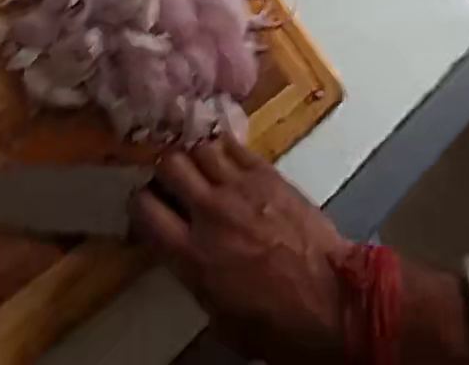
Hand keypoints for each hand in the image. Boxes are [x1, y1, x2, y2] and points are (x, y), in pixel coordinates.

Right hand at [132, 136, 349, 364]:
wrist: (329, 300)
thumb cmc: (273, 323)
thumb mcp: (218, 314)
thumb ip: (192, 273)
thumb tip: (183, 250)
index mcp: (191, 255)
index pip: (145, 209)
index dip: (139, 202)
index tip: (145, 204)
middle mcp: (209, 212)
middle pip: (169, 165)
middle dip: (164, 168)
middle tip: (171, 177)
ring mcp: (239, 187)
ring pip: (201, 147)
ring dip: (194, 152)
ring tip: (197, 160)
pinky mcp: (266, 173)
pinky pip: (234, 145)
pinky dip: (222, 145)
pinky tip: (223, 151)